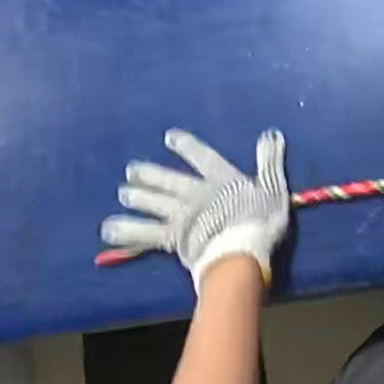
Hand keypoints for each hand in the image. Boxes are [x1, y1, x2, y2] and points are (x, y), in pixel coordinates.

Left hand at [100, 129, 289, 289]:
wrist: (242, 250)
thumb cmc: (261, 221)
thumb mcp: (273, 187)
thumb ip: (270, 161)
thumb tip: (271, 133)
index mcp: (221, 179)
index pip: (201, 157)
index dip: (186, 146)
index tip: (169, 138)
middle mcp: (196, 193)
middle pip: (169, 181)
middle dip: (150, 175)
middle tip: (132, 170)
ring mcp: (182, 215)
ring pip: (154, 203)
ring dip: (138, 197)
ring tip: (123, 193)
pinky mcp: (173, 237)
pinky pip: (145, 233)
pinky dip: (127, 231)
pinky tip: (109, 229)